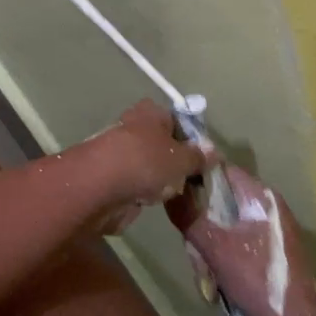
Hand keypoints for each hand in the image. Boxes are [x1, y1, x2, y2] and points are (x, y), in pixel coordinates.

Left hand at [76, 100, 208, 235]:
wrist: (102, 187)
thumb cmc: (146, 162)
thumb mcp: (181, 159)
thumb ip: (198, 156)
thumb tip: (213, 150)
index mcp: (150, 112)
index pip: (176, 119)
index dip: (192, 137)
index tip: (207, 159)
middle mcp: (136, 126)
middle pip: (164, 142)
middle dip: (180, 160)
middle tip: (201, 180)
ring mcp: (125, 151)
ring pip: (154, 164)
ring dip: (167, 178)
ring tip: (189, 195)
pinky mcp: (117, 176)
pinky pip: (143, 182)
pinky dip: (153, 191)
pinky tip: (167, 203)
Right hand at [165, 164, 315, 315]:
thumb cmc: (257, 277)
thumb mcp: (214, 247)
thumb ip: (187, 214)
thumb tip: (166, 188)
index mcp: (261, 195)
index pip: (219, 167)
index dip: (194, 172)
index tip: (174, 186)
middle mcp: (270, 204)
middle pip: (223, 197)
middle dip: (201, 217)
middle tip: (189, 240)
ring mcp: (275, 227)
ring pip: (229, 220)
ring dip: (211, 239)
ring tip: (203, 265)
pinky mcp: (275, 248)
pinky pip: (241, 237)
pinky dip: (226, 249)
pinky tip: (217, 271)